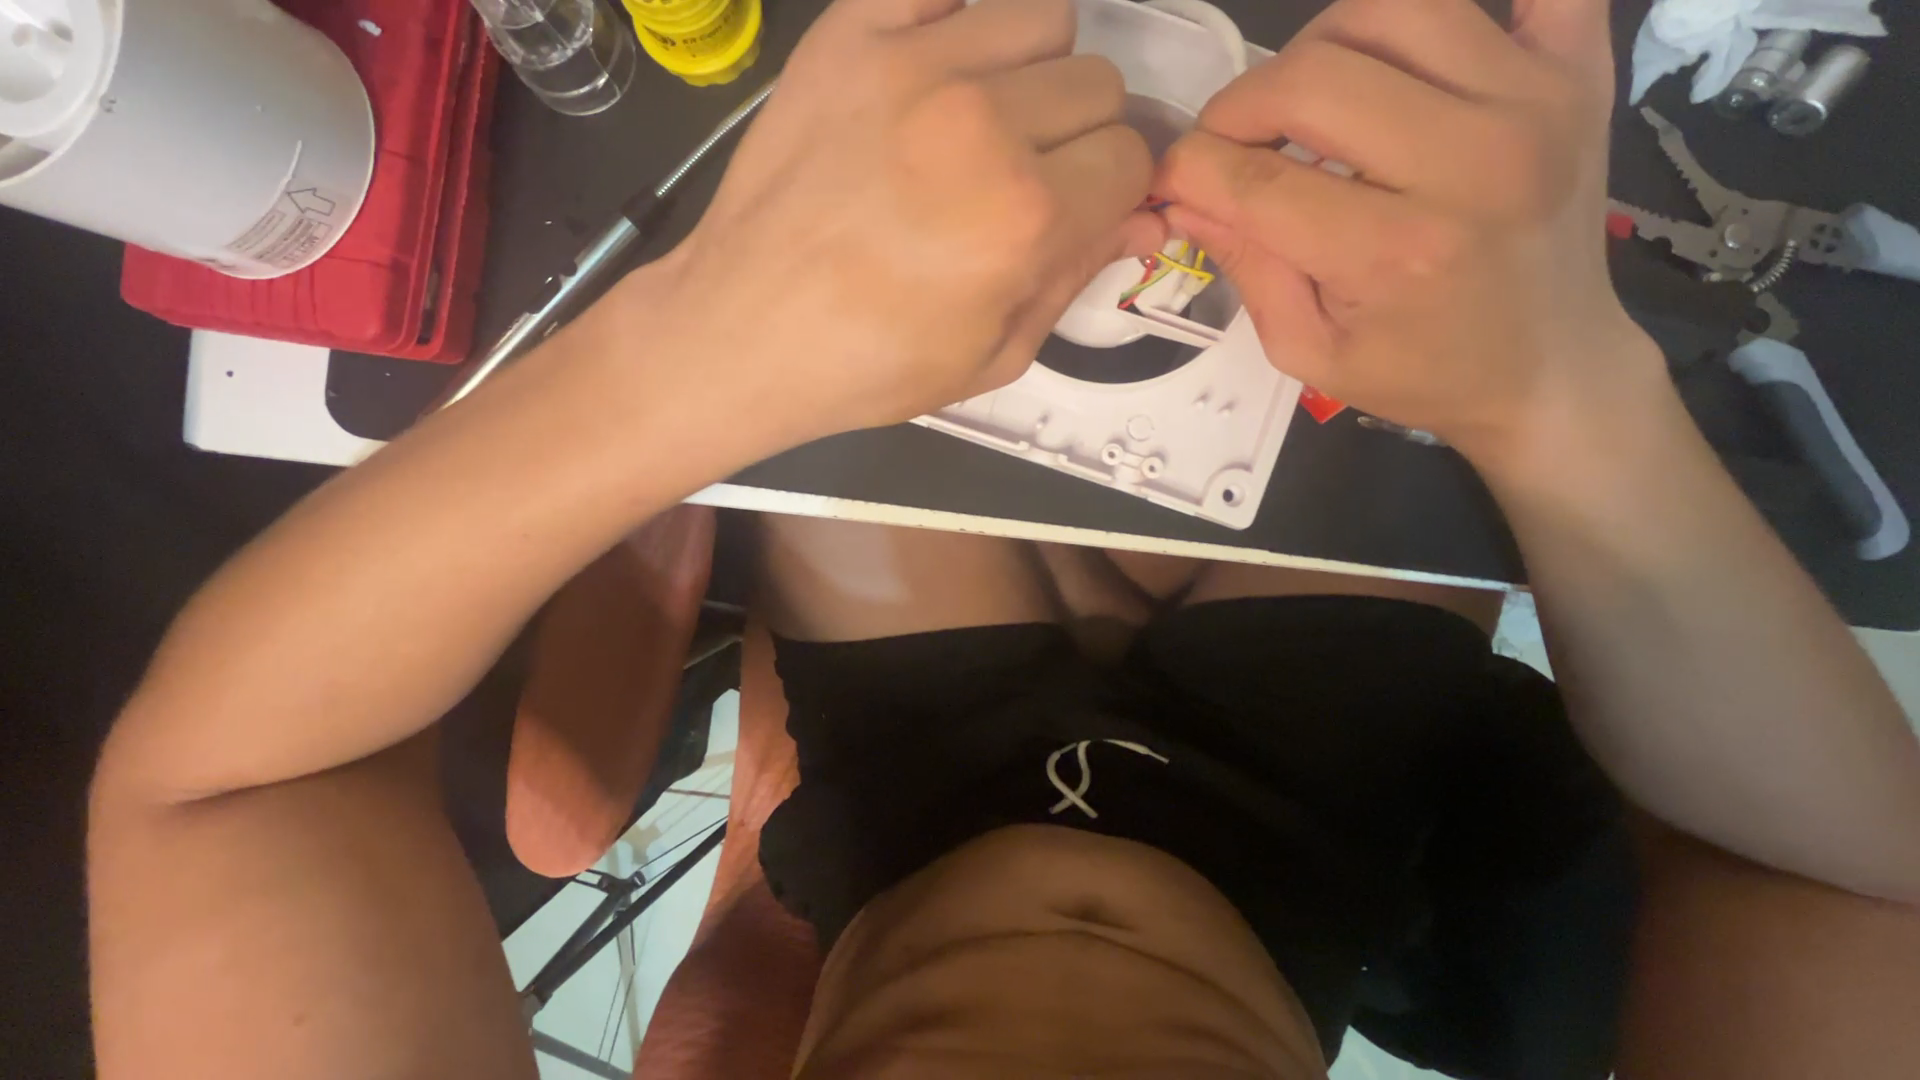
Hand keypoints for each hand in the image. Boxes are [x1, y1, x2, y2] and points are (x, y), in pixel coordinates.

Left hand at [632, 0, 1163, 440]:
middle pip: (1098, 84)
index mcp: (1025, 216)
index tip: (1080, 208)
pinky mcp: (849, 36)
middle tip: (1022, 179)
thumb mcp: (994, 357)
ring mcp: (911, 66)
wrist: (744, 331)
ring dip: (1030, 73)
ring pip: (1042, 20)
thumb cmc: (869, 366)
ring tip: (978, 126)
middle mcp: (982, 124)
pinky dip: (959, 17)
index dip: (1114, 191)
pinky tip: (935, 73)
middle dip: (1079, 136)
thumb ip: (1075, 278)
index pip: (1132, 157)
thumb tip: (1140, 221)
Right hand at [1155, 0, 1654, 463]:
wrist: (1549, 368)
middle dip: (1239, 104)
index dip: (1189, 168)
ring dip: (1319, 46)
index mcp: (1393, 251)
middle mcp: (1470, 160)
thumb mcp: (1307, 350)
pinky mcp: (1580, 69)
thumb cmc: (1419, 373)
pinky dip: (1455, 5)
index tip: (1170, 178)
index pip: (1256, 178)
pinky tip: (1411, 55)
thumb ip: (1246, 267)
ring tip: (1307, 100)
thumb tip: (1182, 194)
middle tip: (1229, 142)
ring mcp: (1535, 101)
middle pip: (1312, 75)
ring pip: (1392, 7)